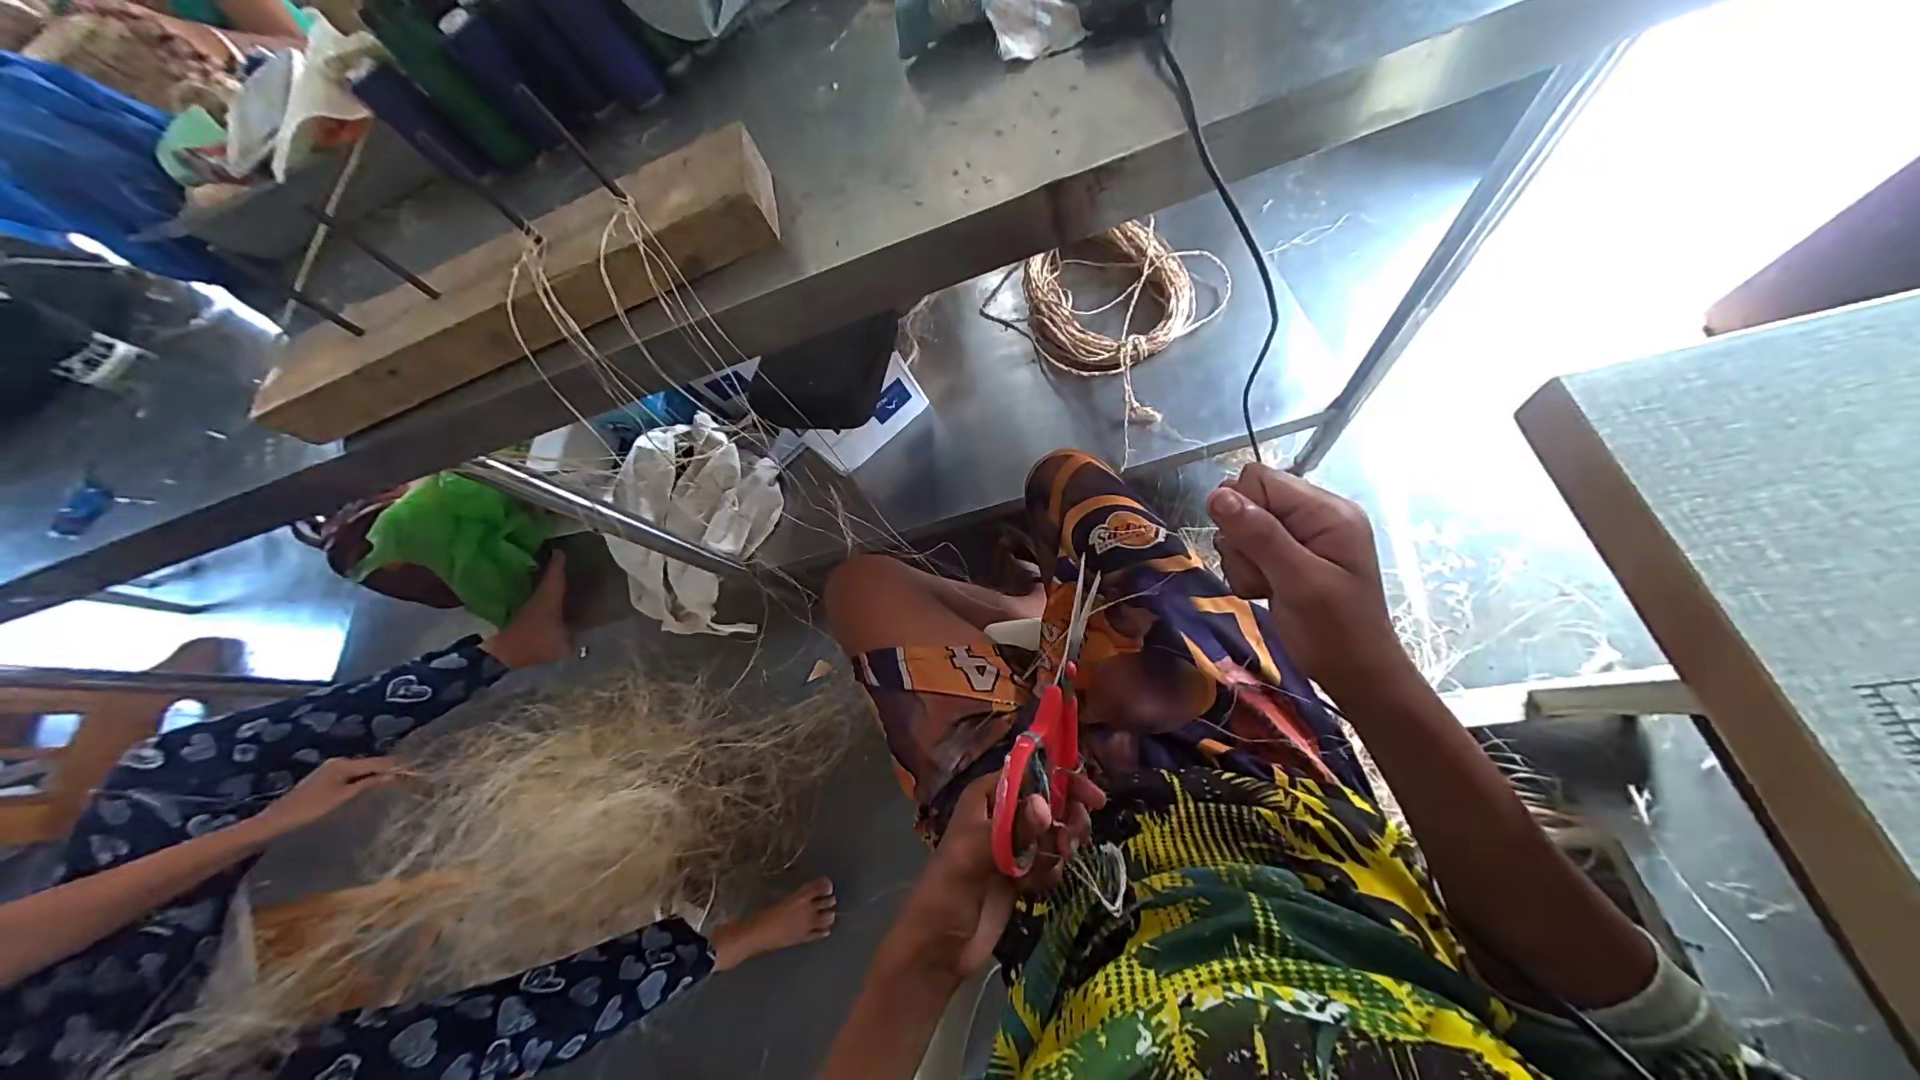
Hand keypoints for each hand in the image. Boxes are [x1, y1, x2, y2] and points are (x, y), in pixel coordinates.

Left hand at [250, 758, 409, 838]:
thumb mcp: (343, 798)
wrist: (270, 826)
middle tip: (411, 780)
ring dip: (378, 776)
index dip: (399, 767)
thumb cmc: (308, 811)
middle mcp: (337, 763)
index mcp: (343, 764)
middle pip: (371, 764)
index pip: (380, 762)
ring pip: (362, 771)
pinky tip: (372, 789)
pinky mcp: (324, 783)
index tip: (418, 774)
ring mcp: (329, 772)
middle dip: (390, 771)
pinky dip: (365, 781)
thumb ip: (370, 784)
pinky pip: (353, 777)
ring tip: (397, 784)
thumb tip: (398, 774)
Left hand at [481, 551, 571, 669]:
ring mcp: (529, 607)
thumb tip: (591, 636)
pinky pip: (540, 600)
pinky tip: (556, 600)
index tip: (562, 548)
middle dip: (556, 568)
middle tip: (568, 559)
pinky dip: (547, 596)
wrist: (504, 657)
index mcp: (549, 598)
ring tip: (565, 577)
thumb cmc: (536, 644)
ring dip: (551, 582)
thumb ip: (578, 639)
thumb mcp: (564, 645)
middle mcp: (538, 597)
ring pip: (543, 588)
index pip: (555, 575)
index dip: (559, 562)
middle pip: (548, 578)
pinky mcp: (524, 617)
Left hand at [890, 770, 1104, 982]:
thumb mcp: (976, 855)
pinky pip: (1051, 860)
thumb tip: (1045, 804)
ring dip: (1062, 846)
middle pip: (1050, 799)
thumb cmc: (947, 891)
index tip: (1091, 797)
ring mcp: (1013, 844)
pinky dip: (1052, 871)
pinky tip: (1037, 887)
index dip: (1063, 778)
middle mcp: (1002, 812)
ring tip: (1053, 864)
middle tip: (1071, 841)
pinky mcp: (1022, 872)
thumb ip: (1012, 830)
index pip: (1031, 772)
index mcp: (986, 795)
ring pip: (1054, 830)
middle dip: (1067, 817)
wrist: (939, 949)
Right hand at [1206, 463, 1409, 696]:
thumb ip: (1260, 535)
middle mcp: (1314, 516)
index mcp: (1327, 512)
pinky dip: (1247, 571)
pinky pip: (1248, 550)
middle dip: (1241, 539)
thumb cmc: (1335, 631)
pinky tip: (1264, 591)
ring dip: (1242, 560)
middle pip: (1247, 502)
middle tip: (1262, 573)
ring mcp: (1302, 537)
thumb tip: (1217, 495)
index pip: (1260, 479)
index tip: (1250, 549)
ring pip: (1241, 529)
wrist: (1357, 675)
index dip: (1242, 509)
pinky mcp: (1289, 557)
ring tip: (1265, 587)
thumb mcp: (1298, 581)